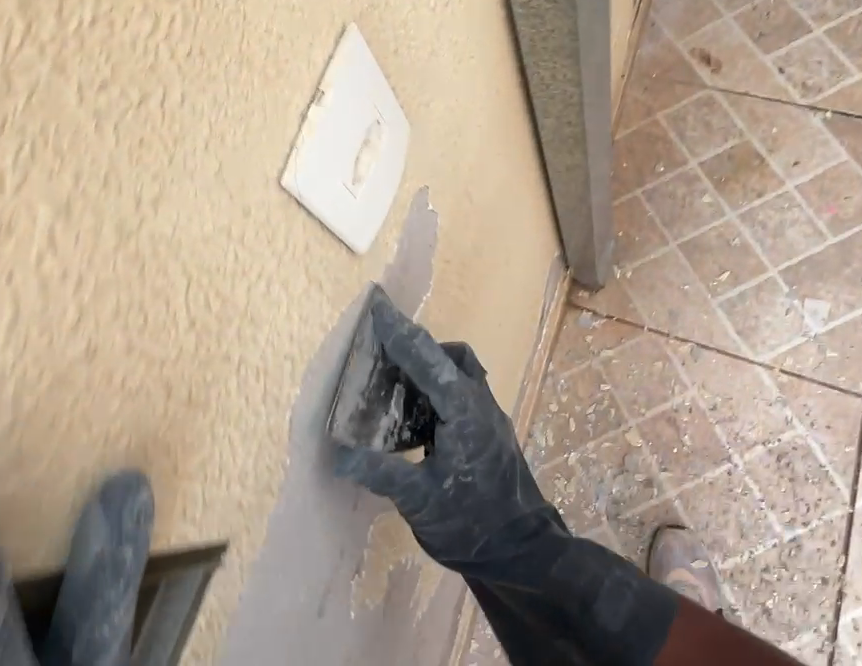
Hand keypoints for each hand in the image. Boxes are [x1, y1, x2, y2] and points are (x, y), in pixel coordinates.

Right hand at [329, 295, 553, 566]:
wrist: (524, 554)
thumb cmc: (473, 524)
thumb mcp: (419, 500)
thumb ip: (380, 471)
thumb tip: (338, 453)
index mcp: (463, 409)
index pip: (426, 357)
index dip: (399, 331)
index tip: (377, 306)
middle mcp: (478, 403)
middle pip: (445, 356)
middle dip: (412, 345)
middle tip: (376, 346)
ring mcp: (487, 417)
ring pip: (457, 372)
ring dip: (425, 367)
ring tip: (388, 380)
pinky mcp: (487, 433)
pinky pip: (458, 394)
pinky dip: (433, 391)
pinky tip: (409, 417)